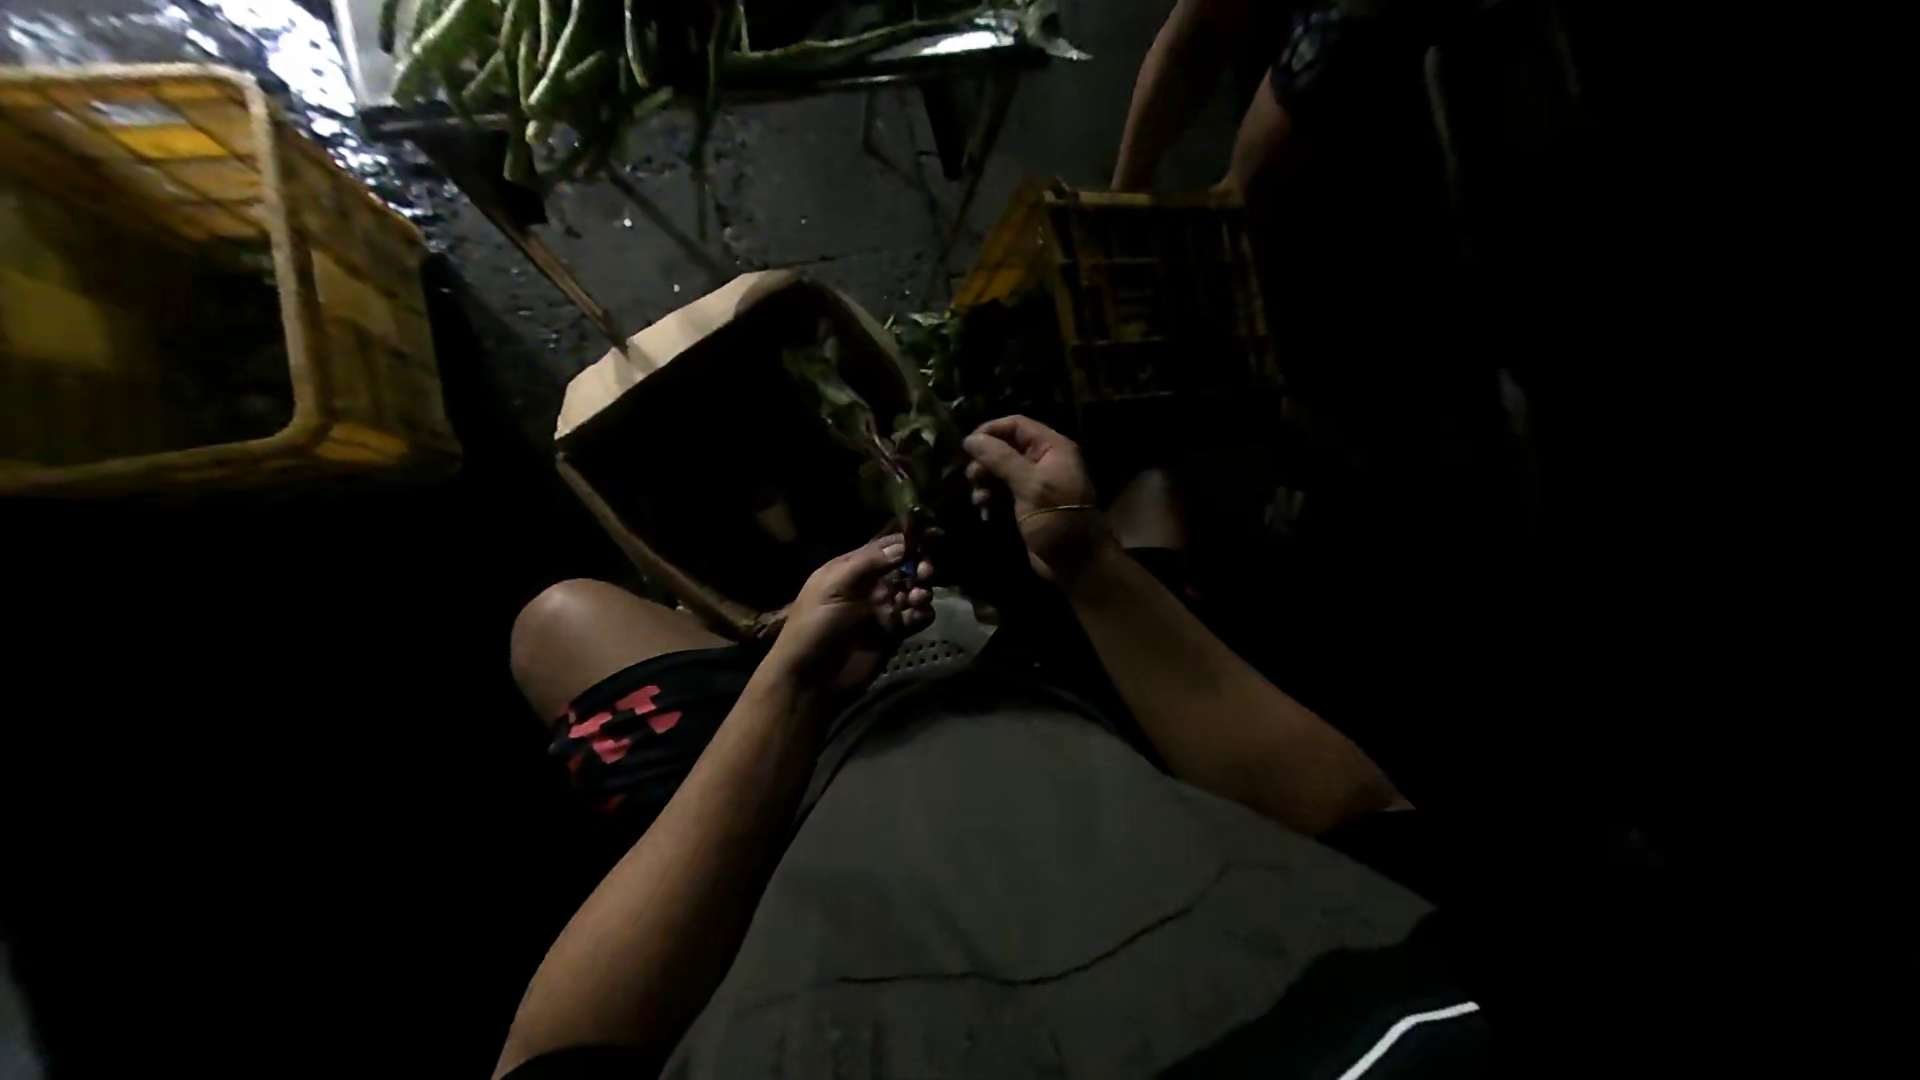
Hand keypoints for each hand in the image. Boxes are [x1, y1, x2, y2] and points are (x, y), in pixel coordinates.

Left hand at [767, 534, 933, 693]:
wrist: (811, 678)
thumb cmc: (814, 626)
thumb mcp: (833, 587)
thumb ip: (868, 564)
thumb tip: (902, 546)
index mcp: (851, 569)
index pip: (883, 547)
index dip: (905, 542)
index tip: (926, 539)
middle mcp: (870, 585)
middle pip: (904, 567)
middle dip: (918, 566)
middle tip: (925, 572)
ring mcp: (883, 609)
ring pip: (913, 590)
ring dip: (922, 589)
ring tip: (918, 597)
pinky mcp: (894, 632)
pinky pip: (917, 617)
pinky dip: (924, 613)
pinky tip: (918, 615)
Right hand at [963, 416, 1116, 580]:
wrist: (1077, 563)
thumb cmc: (1057, 519)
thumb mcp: (1029, 485)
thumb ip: (1000, 459)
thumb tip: (970, 439)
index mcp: (1052, 448)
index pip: (1016, 425)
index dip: (990, 431)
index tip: (967, 446)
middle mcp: (1043, 461)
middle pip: (1005, 448)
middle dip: (985, 460)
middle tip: (972, 478)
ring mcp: (1035, 484)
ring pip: (1000, 471)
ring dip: (985, 481)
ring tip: (978, 498)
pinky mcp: (1026, 505)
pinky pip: (1002, 493)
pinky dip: (990, 498)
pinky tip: (983, 510)